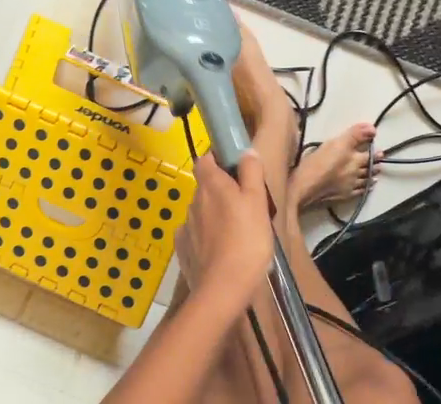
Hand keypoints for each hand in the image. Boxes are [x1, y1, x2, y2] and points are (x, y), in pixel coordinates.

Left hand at [179, 150, 273, 305]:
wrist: (223, 289)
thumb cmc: (246, 240)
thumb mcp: (258, 202)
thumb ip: (251, 172)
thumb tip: (245, 151)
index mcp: (210, 184)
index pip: (205, 159)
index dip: (218, 160)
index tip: (235, 171)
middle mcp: (193, 201)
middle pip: (205, 187)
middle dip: (221, 192)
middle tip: (244, 208)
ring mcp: (185, 226)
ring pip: (201, 212)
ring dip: (214, 216)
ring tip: (236, 234)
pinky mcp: (182, 249)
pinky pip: (194, 236)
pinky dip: (204, 239)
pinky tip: (219, 252)